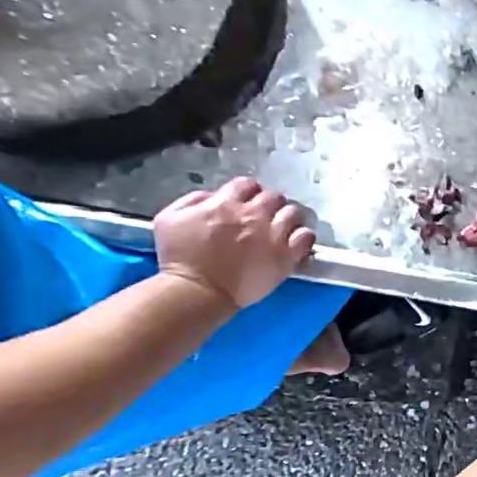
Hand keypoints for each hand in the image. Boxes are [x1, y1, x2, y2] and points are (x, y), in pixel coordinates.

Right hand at [153, 178, 314, 308]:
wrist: (198, 291)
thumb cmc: (179, 258)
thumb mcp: (170, 218)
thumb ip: (193, 200)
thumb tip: (214, 196)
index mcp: (226, 203)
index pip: (248, 184)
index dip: (248, 192)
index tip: (247, 203)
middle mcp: (253, 214)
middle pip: (273, 196)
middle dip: (269, 204)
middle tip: (264, 218)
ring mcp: (273, 235)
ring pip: (293, 212)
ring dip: (287, 217)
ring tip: (282, 228)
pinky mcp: (285, 256)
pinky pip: (306, 237)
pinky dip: (303, 237)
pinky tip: (296, 243)